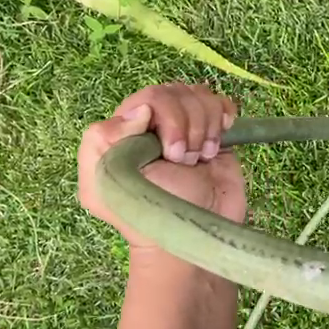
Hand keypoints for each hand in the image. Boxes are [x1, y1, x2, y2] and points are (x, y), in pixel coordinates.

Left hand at [79, 83, 246, 257]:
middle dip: (189, 125)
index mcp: (125, 132)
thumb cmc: (149, 215)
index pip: (151, 97)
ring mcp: (187, 126)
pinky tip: (217, 143)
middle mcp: (156, 124)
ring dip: (206, 128)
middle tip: (185, 160)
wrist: (196, 236)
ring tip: (200, 158)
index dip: (167, 117)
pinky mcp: (215, 132)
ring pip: (203, 96)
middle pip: (180, 93)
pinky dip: (224, 117)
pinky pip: (222, 103)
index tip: (170, 153)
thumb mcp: (107, 186)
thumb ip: (103, 141)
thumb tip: (142, 110)